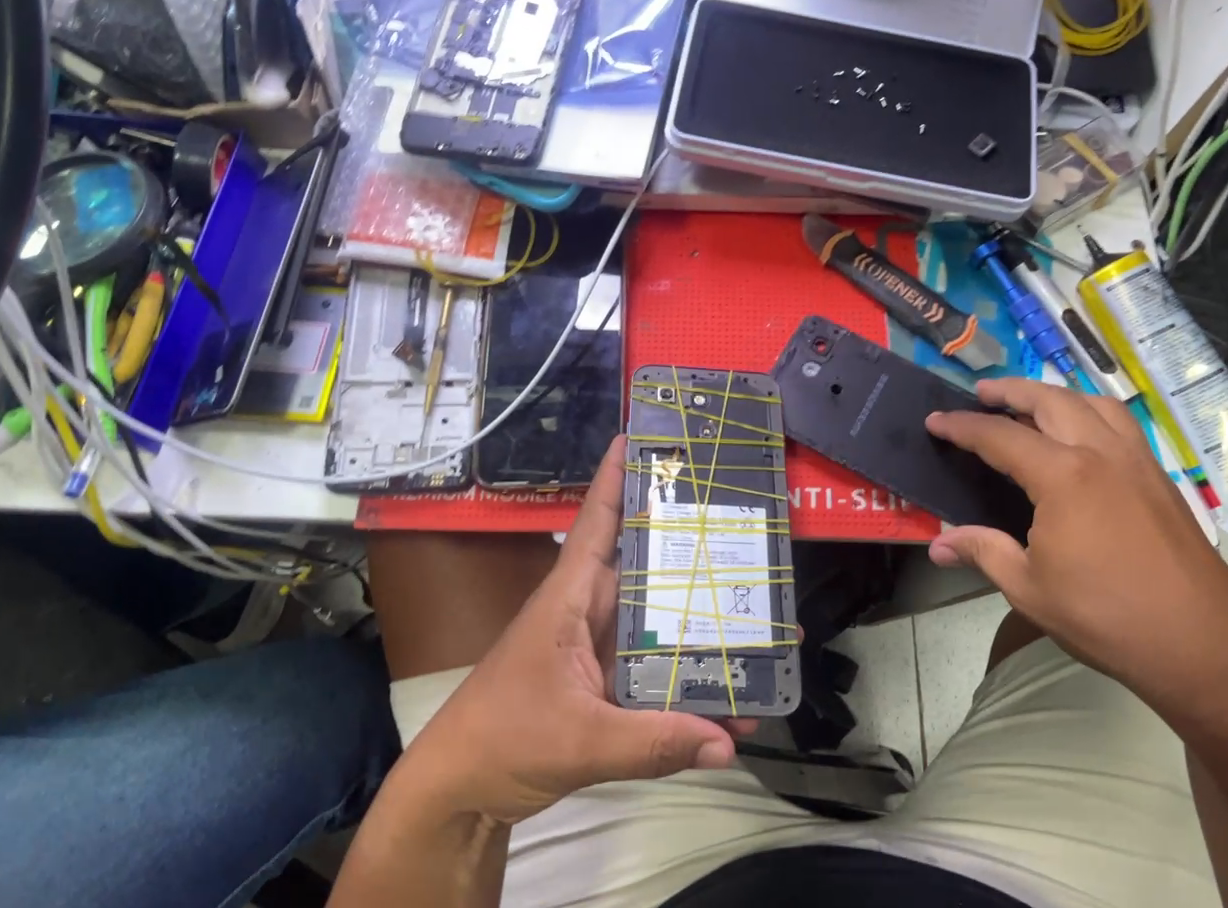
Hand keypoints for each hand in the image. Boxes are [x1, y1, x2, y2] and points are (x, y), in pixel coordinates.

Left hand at [389, 436, 745, 824]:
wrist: (461, 793)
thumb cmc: (502, 739)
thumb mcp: (579, 740)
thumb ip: (654, 742)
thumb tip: (728, 742)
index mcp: (571, 598)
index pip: (597, 521)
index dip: (618, 475)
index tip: (647, 434)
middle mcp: (590, 612)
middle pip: (649, 568)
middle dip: (696, 550)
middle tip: (753, 533)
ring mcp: (600, 649)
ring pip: (661, 623)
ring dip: (705, 625)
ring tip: (766, 624)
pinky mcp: (606, 685)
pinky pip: (657, 672)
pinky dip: (690, 681)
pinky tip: (733, 701)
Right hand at [925, 379, 1227, 718]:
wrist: (1201, 642)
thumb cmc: (1106, 617)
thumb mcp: (1029, 588)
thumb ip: (983, 552)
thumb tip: (938, 545)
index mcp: (1064, 476)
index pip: (1000, 436)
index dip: (962, 427)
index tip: (934, 421)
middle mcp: (1102, 454)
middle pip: (1051, 400)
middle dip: (1011, 391)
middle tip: (980, 393)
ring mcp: (1138, 462)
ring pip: (1094, 403)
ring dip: (1056, 394)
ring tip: (1031, 403)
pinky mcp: (1160, 479)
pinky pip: (1121, 424)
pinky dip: (1092, 412)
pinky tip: (1083, 435)